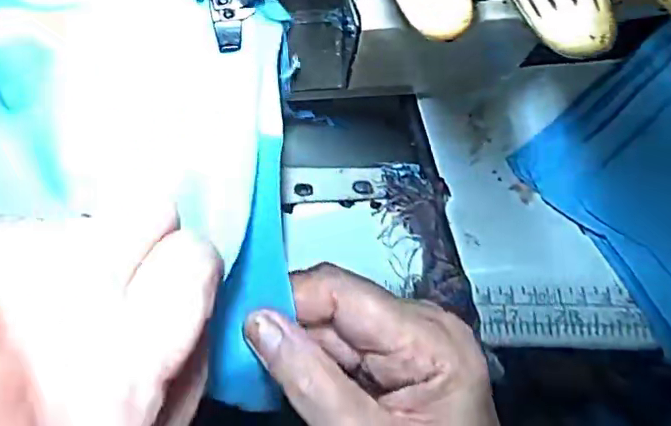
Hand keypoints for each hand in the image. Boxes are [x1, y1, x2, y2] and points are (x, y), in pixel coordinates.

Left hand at [0, 208, 223, 425]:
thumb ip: (180, 372)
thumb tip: (195, 297)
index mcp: (107, 364)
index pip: (192, 255)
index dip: (190, 276)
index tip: (175, 291)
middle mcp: (53, 290)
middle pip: (147, 203)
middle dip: (146, 243)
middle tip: (123, 287)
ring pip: (86, 214)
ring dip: (80, 253)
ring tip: (48, 307)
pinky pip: (29, 221)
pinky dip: (29, 255)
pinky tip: (5, 301)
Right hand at [244, 264, 497, 425]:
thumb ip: (312, 381)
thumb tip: (255, 319)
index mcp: (430, 337)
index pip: (337, 290)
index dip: (284, 299)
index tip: (240, 320)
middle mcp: (423, 325)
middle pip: (331, 306)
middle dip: (287, 327)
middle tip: (241, 347)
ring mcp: (412, 345)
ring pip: (329, 327)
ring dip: (294, 347)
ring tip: (257, 364)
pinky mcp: (398, 366)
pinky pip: (341, 350)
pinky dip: (311, 365)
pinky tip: (287, 376)